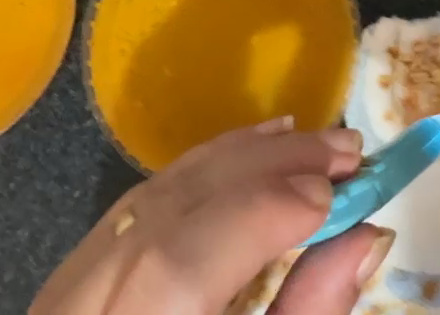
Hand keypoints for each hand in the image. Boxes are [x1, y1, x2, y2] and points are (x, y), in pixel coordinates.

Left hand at [32, 118, 393, 314]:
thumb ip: (308, 313)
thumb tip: (365, 236)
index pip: (179, 265)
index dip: (260, 214)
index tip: (337, 190)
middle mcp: (87, 300)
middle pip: (175, 209)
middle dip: (268, 168)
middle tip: (348, 149)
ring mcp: (73, 276)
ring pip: (162, 189)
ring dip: (246, 155)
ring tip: (314, 142)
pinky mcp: (81, 259)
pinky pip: (150, 194)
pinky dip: (209, 165)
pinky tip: (252, 147)